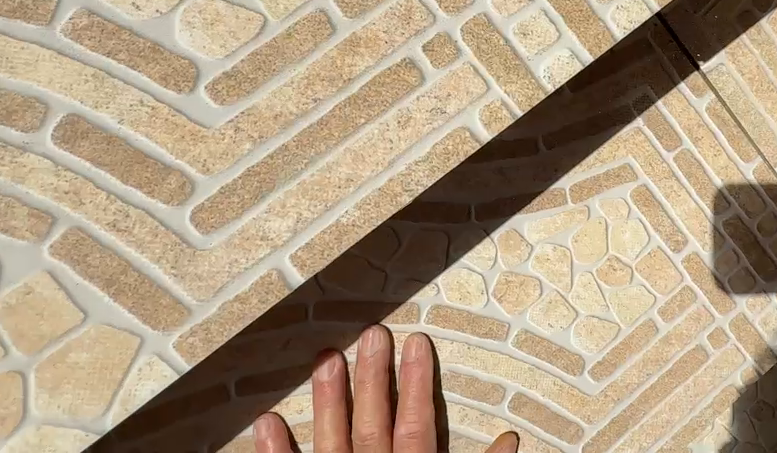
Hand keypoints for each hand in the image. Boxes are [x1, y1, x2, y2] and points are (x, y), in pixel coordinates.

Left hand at [253, 326, 517, 452]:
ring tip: (325, 360)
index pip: (416, 427)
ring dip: (327, 404)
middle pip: (373, 428)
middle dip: (374, 380)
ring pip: (331, 447)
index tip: (417, 342)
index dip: (416, 384)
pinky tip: (266, 424)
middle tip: (372, 334)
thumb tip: (510, 440)